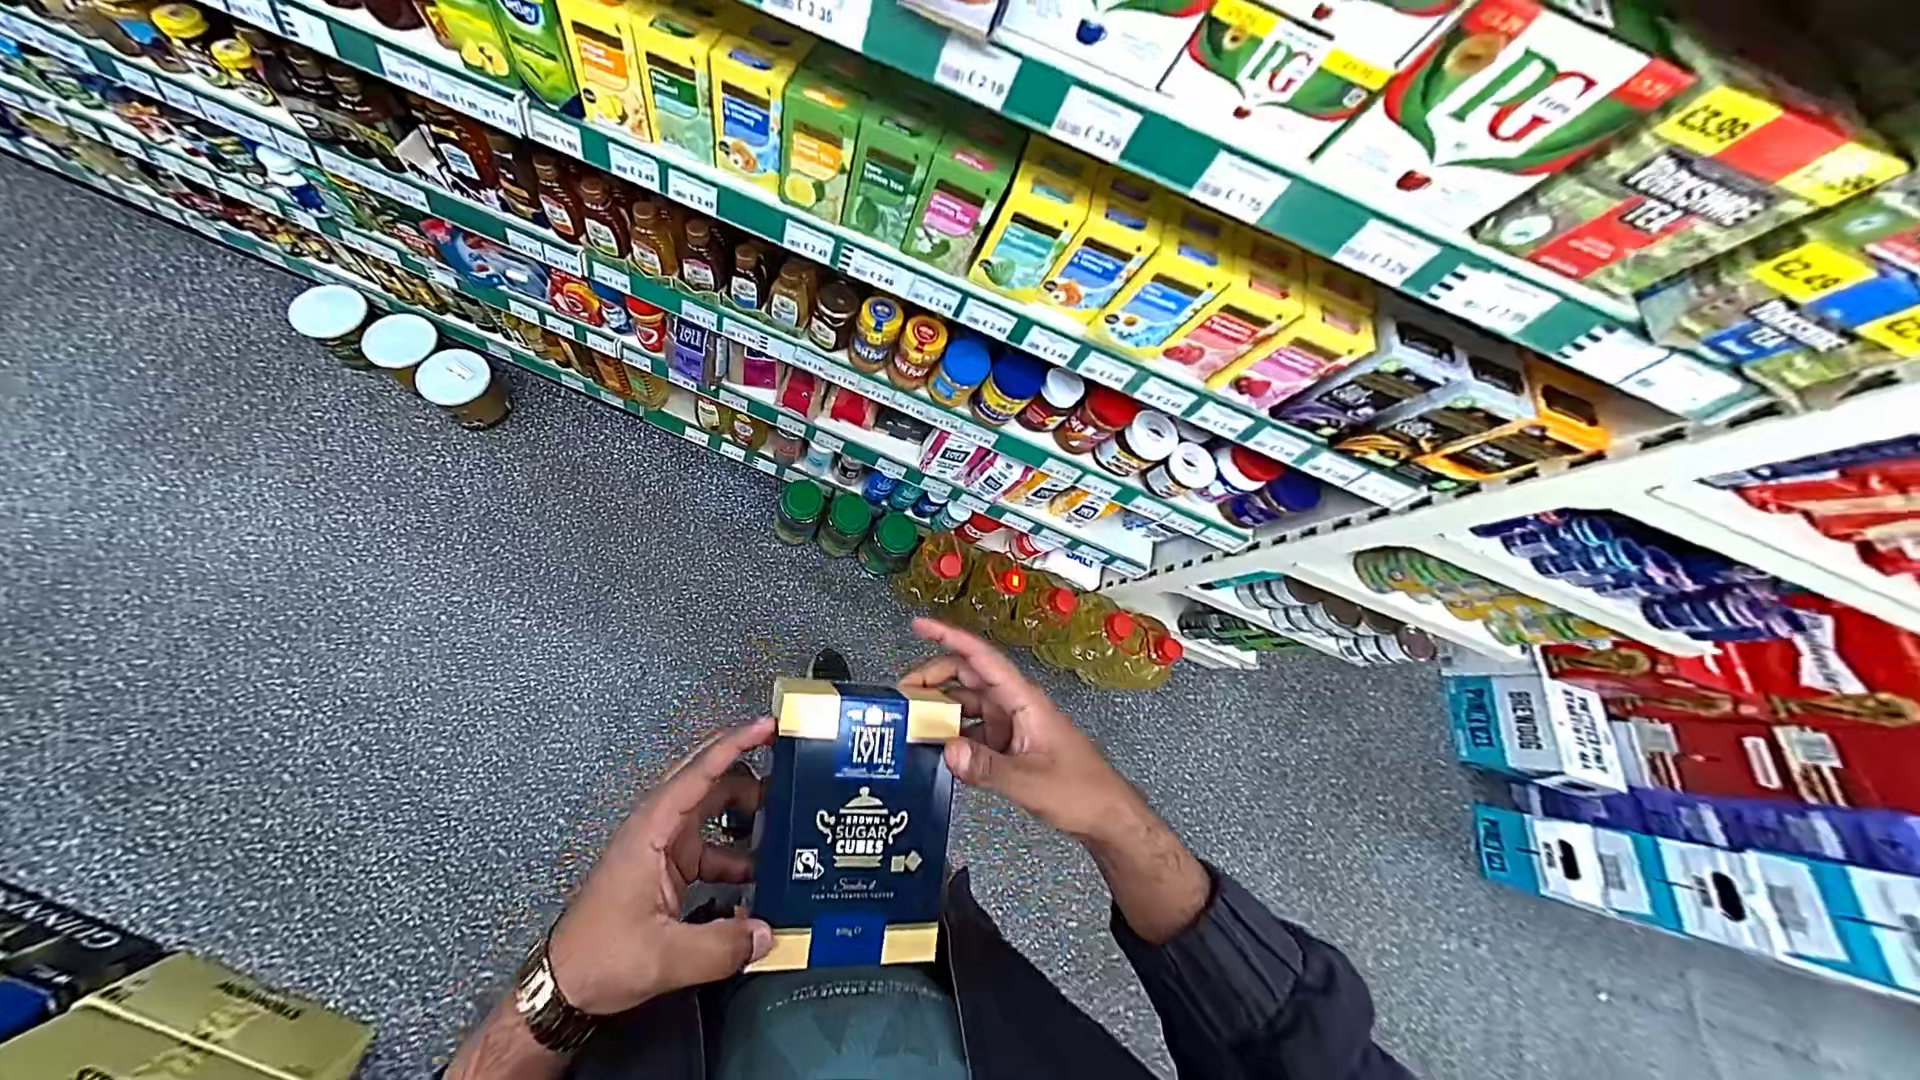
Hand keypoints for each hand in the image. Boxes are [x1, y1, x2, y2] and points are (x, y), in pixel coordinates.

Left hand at [546, 718, 776, 1014]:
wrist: (561, 988)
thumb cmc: (599, 958)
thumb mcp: (663, 956)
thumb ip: (721, 946)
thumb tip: (767, 932)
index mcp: (653, 828)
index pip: (700, 771)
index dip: (736, 743)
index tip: (768, 725)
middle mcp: (660, 825)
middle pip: (708, 777)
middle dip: (746, 760)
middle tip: (785, 754)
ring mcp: (665, 843)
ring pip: (714, 808)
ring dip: (747, 807)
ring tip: (784, 815)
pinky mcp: (670, 865)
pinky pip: (715, 844)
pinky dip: (740, 850)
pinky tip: (762, 872)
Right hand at [899, 617, 1146, 839]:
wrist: (1106, 814)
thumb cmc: (1081, 790)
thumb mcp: (1030, 781)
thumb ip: (987, 768)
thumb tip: (949, 751)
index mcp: (1023, 699)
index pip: (980, 657)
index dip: (949, 636)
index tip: (921, 625)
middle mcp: (1014, 704)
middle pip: (966, 677)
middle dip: (932, 679)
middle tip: (902, 694)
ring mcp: (1010, 723)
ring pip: (966, 704)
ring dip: (939, 710)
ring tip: (911, 723)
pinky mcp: (1008, 743)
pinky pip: (972, 730)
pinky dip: (952, 735)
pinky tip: (937, 749)